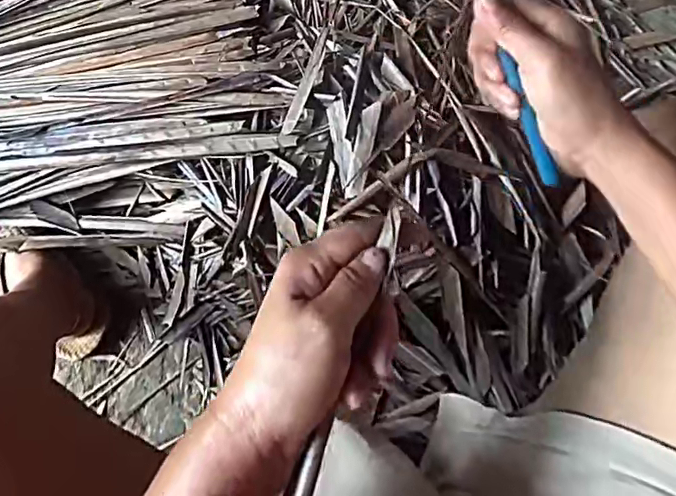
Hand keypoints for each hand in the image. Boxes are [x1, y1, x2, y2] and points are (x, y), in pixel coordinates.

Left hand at [209, 217, 397, 465]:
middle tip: (374, 350)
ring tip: (356, 379)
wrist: (259, 439)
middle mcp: (311, 287)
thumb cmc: (277, 380)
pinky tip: (348, 391)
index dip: (387, 243)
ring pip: (369, 321)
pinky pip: (360, 351)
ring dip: (371, 355)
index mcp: (306, 267)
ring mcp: (318, 319)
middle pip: (370, 285)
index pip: (357, 236)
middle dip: (380, 324)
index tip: (415, 246)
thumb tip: (378, 254)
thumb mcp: (326, 324)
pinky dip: (361, 374)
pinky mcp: (323, 350)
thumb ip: (357, 285)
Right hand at [439, 0, 633, 172]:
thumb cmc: (582, 104)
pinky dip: (497, 94)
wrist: (593, 149)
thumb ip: (508, 26)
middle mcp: (539, 36)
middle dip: (485, 53)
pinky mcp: (523, 82)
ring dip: (491, 79)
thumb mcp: (541, 59)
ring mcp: (530, 60)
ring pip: (487, 55)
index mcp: (549, 21)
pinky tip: (515, 106)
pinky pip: (492, 79)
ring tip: (511, 95)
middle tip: (498, 73)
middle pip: (488, 27)